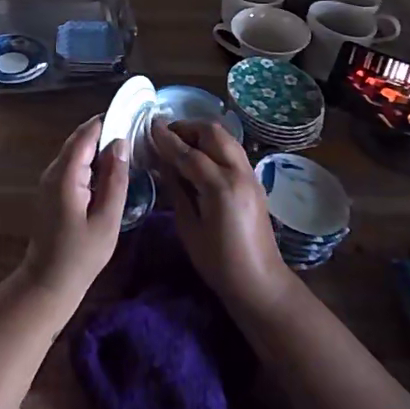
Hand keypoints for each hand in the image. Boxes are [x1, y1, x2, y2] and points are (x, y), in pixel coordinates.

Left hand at [22, 115, 128, 301]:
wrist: (48, 281)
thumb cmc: (81, 255)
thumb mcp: (107, 219)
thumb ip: (115, 180)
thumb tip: (121, 143)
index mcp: (65, 175)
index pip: (85, 135)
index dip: (106, 121)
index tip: (131, 114)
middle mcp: (53, 171)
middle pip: (79, 140)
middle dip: (104, 132)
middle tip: (135, 131)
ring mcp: (49, 181)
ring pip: (75, 153)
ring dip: (98, 148)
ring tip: (128, 149)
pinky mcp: (52, 191)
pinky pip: (72, 166)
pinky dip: (90, 162)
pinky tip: (110, 171)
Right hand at [149, 119, 296, 309]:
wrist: (260, 283)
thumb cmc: (218, 262)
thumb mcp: (188, 227)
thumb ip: (176, 189)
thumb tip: (162, 162)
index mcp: (220, 187)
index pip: (188, 153)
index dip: (167, 139)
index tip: (149, 126)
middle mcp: (239, 174)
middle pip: (213, 133)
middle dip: (187, 128)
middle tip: (166, 136)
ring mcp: (250, 176)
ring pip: (225, 138)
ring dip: (201, 135)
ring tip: (180, 144)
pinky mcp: (254, 181)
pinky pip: (231, 151)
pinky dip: (213, 146)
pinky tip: (197, 159)